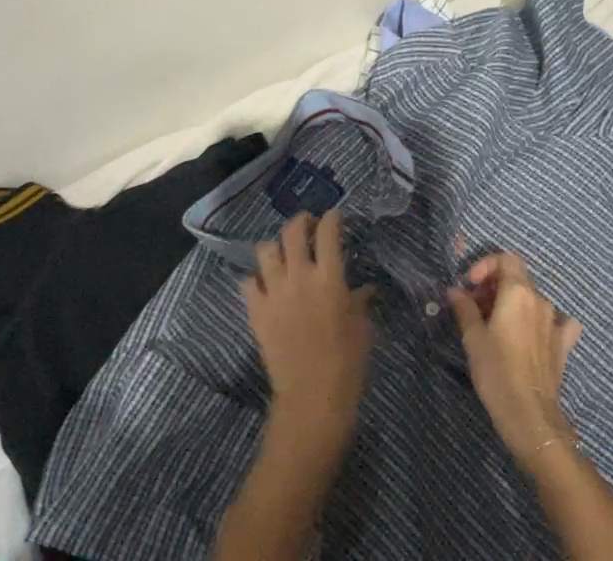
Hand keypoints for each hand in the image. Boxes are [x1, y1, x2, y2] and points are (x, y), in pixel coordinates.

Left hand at [241, 211, 376, 439]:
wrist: (312, 396)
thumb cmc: (347, 362)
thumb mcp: (362, 327)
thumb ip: (359, 302)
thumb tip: (364, 289)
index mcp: (329, 277)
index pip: (328, 232)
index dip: (331, 218)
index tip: (334, 216)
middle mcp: (299, 276)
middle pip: (292, 232)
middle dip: (301, 222)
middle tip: (307, 225)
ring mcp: (274, 292)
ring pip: (265, 251)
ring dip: (276, 247)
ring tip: (283, 253)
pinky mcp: (256, 311)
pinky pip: (248, 283)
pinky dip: (256, 279)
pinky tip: (264, 284)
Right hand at [446, 252, 583, 463]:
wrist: (529, 412)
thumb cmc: (496, 371)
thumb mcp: (473, 338)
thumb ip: (464, 308)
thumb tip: (456, 292)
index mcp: (519, 292)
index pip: (506, 259)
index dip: (486, 265)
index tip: (469, 285)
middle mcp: (541, 300)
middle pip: (518, 278)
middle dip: (494, 286)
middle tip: (474, 307)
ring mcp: (556, 321)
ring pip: (533, 300)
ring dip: (512, 304)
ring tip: (494, 325)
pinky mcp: (563, 343)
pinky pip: (556, 321)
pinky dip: (542, 321)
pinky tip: (533, 335)